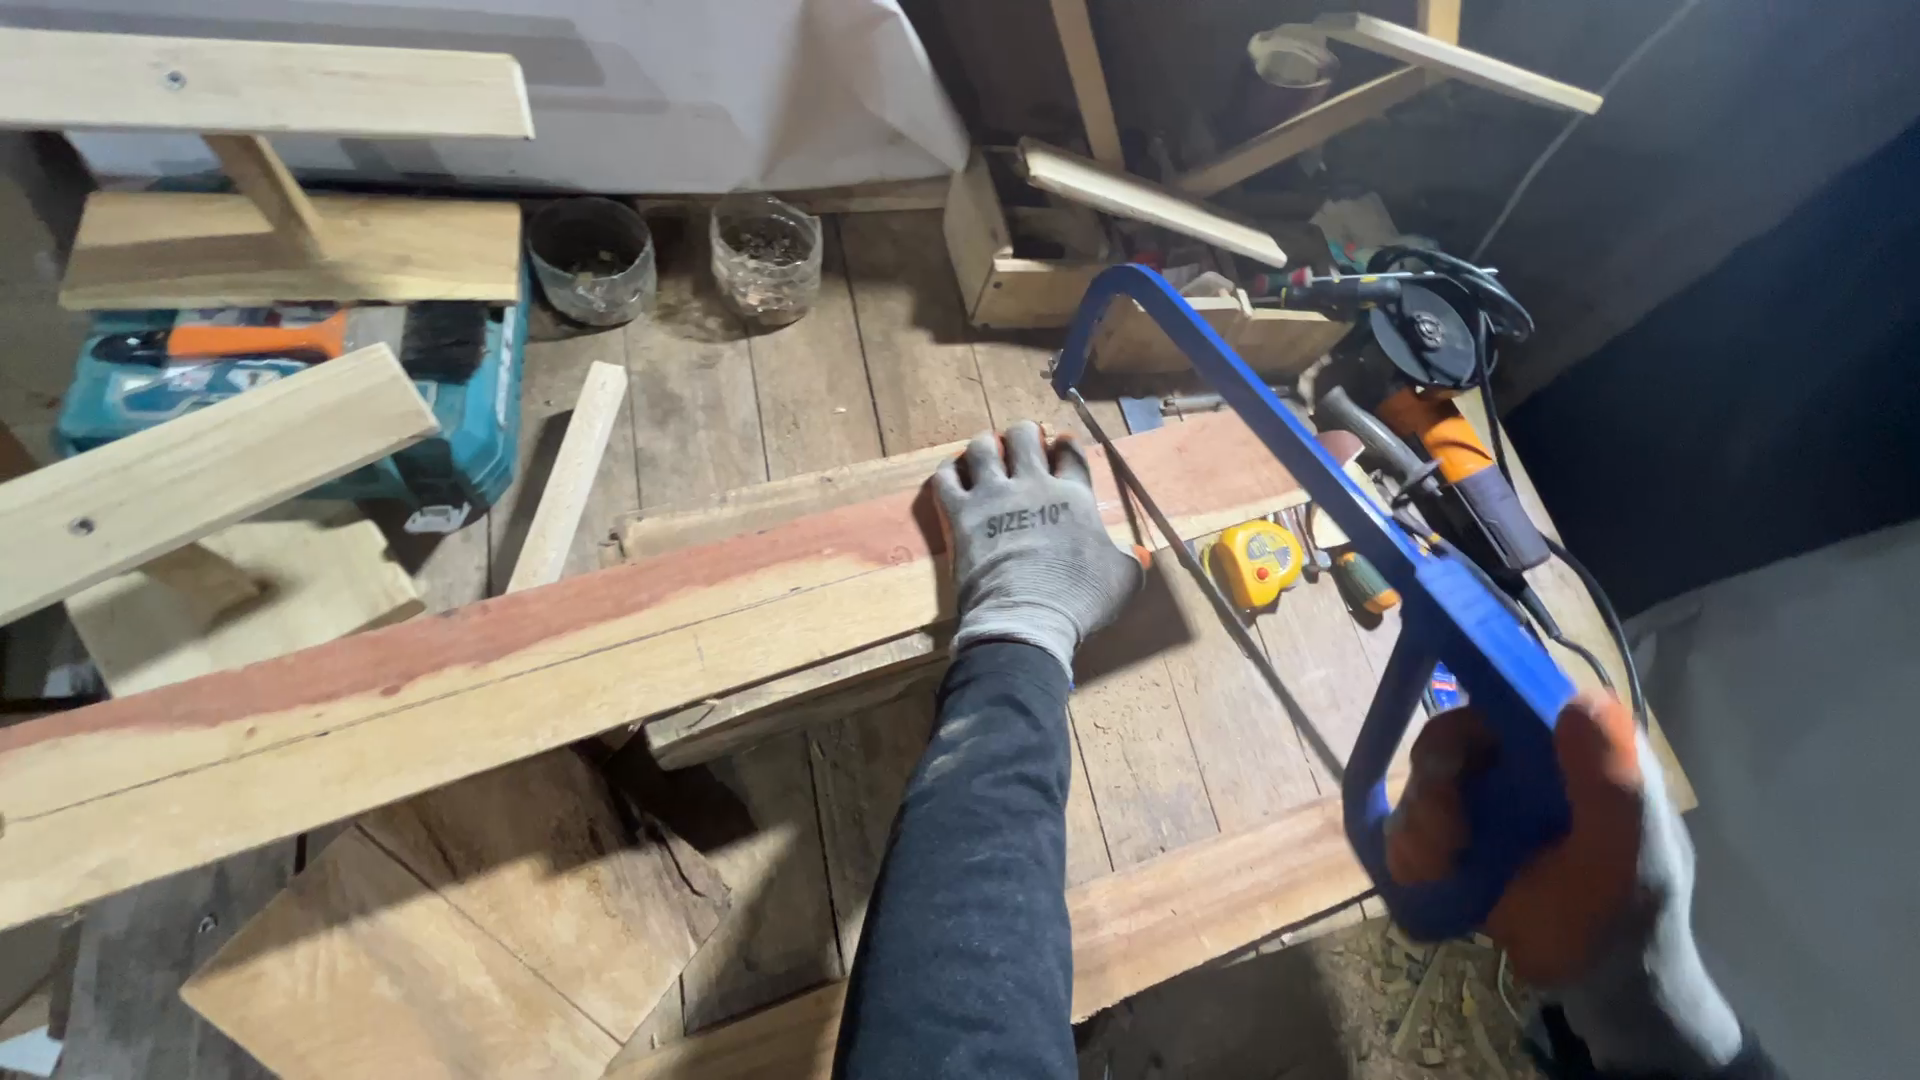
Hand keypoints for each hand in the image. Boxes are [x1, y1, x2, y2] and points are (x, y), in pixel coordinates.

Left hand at [932, 421, 1144, 677]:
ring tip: (986, 453)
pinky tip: (954, 473)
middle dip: (1024, 434)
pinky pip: (947, 478)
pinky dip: (950, 470)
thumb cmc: (1078, 600)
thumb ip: (1130, 560)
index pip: (1069, 451)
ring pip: (982, 448)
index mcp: (1074, 496)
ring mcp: (993, 497)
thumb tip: (1139, 554)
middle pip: (1023, 436)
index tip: (1060, 445)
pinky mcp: (960, 515)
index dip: (1064, 444)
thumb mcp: (1122, 580)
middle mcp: (1032, 485)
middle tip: (1022, 445)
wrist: (1025, 619)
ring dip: (985, 445)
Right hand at [1386, 693, 1741, 1074]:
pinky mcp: (1444, 830)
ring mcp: (1476, 795)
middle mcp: (1516, 761)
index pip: (1507, 696)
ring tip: (1445, 865)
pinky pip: (1401, 820)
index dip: (1470, 712)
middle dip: (1435, 784)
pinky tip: (1433, 877)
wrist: (1591, 980)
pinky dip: (1408, 848)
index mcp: (1566, 749)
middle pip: (1447, 738)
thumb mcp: (1631, 851)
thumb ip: (1611, 783)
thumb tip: (1579, 701)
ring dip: (1420, 824)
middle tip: (1448, 831)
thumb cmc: (1626, 913)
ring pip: (1418, 780)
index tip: (1450, 755)